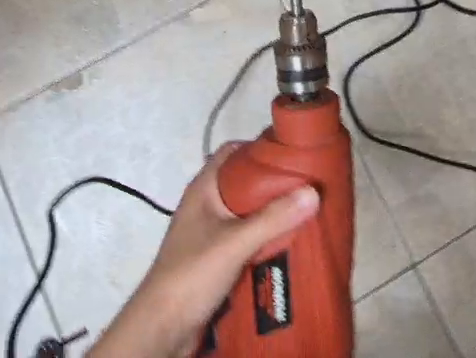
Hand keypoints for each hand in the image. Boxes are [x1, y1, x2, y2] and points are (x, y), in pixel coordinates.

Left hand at [90, 143, 320, 357]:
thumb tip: (313, 191)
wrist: (162, 328)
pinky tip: (290, 246)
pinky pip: (247, 240)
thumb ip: (272, 218)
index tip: (292, 154)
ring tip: (306, 214)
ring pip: (248, 214)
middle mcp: (207, 205)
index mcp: (204, 188)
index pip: (233, 152)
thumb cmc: (192, 273)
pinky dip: (266, 240)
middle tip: (308, 186)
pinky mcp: (217, 260)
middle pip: (245, 184)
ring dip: (272, 215)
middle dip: (274, 185)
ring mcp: (211, 233)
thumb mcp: (235, 242)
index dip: (260, 148)